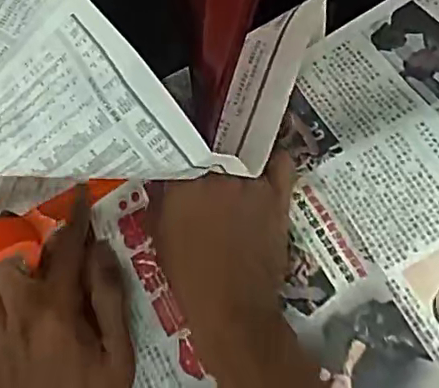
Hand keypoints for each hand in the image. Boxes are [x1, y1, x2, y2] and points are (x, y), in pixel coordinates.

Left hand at [0, 189, 133, 387]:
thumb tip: (101, 250)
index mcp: (57, 308)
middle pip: (6, 253)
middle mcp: (20, 311)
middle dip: (12, 229)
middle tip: (20, 222)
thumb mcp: (119, 359)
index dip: (76, 218)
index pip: (67, 249)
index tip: (81, 194)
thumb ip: (111, 301)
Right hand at [153, 151, 321, 386]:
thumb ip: (158, 193)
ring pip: (243, 146)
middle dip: (205, 135)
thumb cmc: (188, 272)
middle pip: (211, 138)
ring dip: (236, 144)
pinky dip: (274, 156)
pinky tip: (266, 154)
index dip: (178, 131)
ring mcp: (249, 182)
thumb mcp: (157, 229)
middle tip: (201, 138)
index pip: (179, 137)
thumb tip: (159, 169)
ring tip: (230, 143)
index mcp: (182, 177)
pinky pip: (281, 163)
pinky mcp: (276, 197)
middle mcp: (216, 171)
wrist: (233, 310)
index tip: (177, 128)